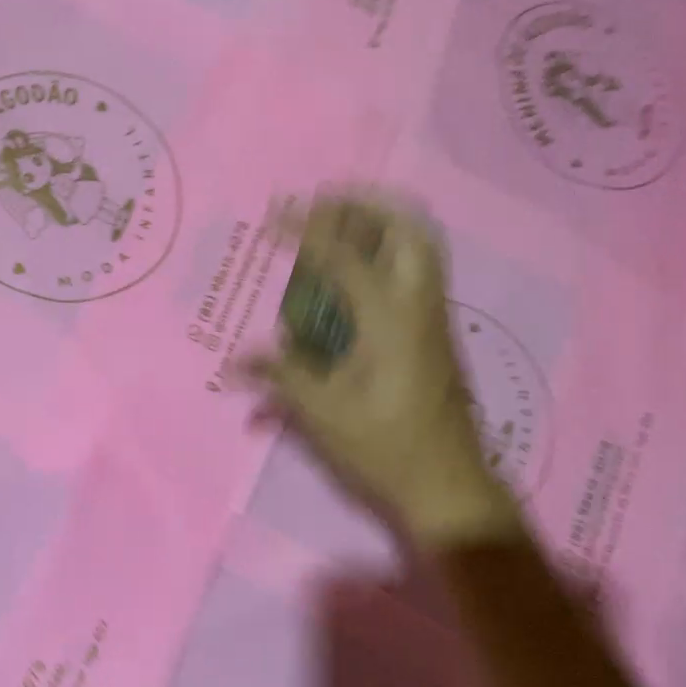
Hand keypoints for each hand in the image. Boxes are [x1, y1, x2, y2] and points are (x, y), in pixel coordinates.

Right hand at [241, 193, 520, 548]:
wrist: (447, 481)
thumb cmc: (384, 448)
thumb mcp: (323, 415)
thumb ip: (281, 377)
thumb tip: (237, 360)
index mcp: (391, 321)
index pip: (347, 257)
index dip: (307, 232)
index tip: (273, 217)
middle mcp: (420, 305)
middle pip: (406, 227)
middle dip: (362, 205)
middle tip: (319, 205)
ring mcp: (433, 317)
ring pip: (419, 245)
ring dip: (380, 223)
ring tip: (335, 225)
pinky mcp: (434, 332)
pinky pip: (415, 270)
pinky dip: (387, 251)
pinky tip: (352, 272)